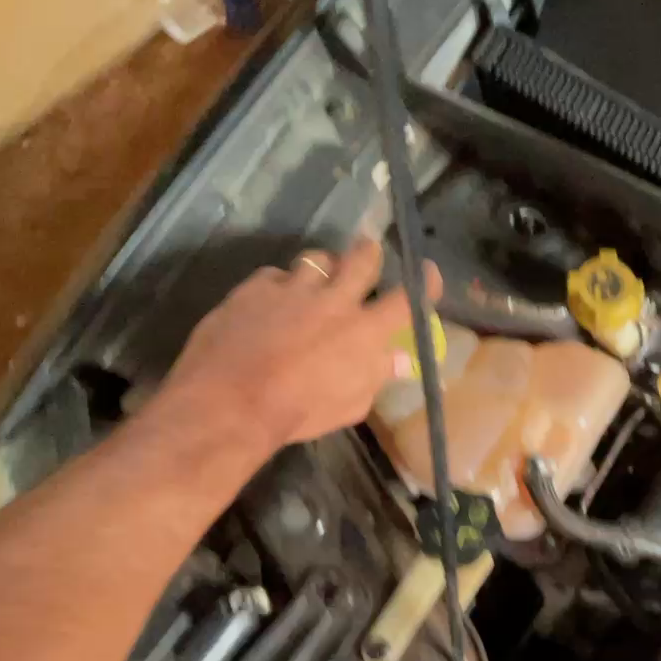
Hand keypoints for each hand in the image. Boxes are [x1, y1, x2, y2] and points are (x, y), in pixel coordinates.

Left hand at [158, 239, 442, 451]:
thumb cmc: (301, 411)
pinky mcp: (253, 289)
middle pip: (360, 262)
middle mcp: (334, 301)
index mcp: (366, 332)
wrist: (230, 401)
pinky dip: (282, 283)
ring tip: (319, 274)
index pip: (406, 300)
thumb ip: (376, 375)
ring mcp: (292, 290)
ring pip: (316, 260)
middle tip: (369, 249)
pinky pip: (274, 275)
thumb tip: (399, 359)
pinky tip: (276, 297)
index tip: (430, 272)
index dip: (423, 284)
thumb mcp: (352, 405)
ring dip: (323, 265)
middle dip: (369, 253)